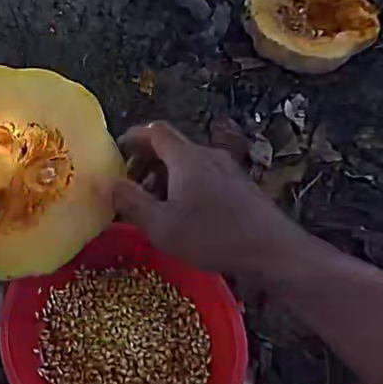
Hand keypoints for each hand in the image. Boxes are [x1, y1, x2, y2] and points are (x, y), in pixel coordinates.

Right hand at [112, 122, 306, 278]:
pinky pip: (203, 177)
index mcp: (187, 158)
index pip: (155, 131)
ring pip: (187, 164)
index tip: (115, 155)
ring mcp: (228, 170)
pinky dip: (184, 187)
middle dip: (145, 164)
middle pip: (170, 148)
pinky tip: (183, 216)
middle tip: (130, 189)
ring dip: (164, 179)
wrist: (273, 251)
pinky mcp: (240, 187)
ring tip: (154, 207)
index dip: (132, 138)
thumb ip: (131, 202)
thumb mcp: (161, 225)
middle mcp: (208, 156)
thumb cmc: (213, 237)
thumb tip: (109, 184)